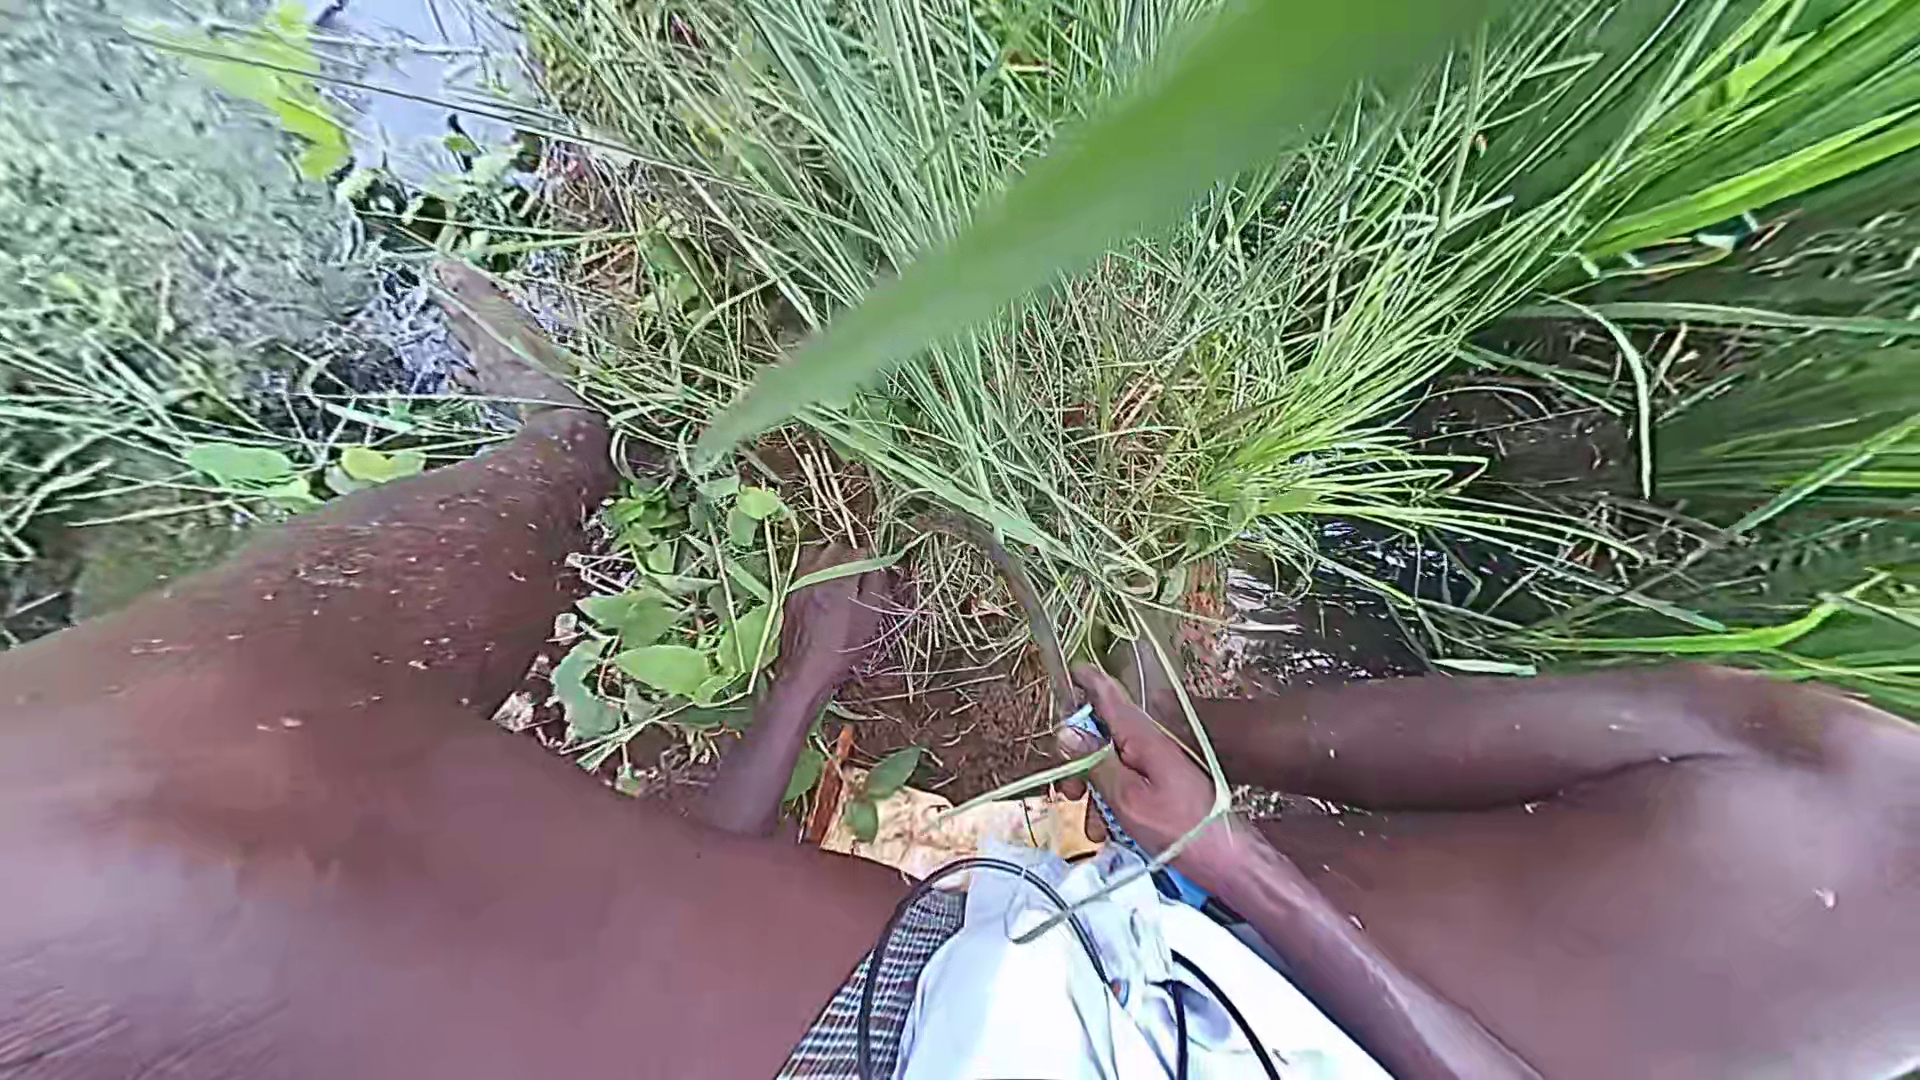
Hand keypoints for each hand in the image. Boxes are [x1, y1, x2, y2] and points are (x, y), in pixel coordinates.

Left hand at [777, 545, 890, 694]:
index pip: (860, 552)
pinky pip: (804, 565)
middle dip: (851, 556)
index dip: (870, 560)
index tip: (873, 572)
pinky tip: (823, 585)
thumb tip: (877, 566)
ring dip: (831, 558)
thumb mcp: (870, 619)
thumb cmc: (843, 649)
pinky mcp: (789, 589)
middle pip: (838, 547)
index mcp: (840, 582)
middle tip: (858, 575)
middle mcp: (817, 576)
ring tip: (840, 577)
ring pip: (818, 552)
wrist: (805, 671)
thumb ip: (876, 586)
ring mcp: (800, 581)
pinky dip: (816, 567)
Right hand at [1061, 664, 1268, 892]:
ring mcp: (1155, 761)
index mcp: (1140, 734)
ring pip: (1109, 761)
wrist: (1228, 861)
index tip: (1065, 675)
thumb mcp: (1126, 798)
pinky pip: (1125, 780)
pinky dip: (1112, 801)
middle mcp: (1147, 739)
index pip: (1107, 692)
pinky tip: (1109, 830)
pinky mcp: (1161, 781)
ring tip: (1092, 825)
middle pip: (1100, 733)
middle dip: (1076, 759)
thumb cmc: (1177, 828)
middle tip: (1066, 791)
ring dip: (1093, 789)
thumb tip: (1064, 731)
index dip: (1084, 679)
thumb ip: (1094, 762)